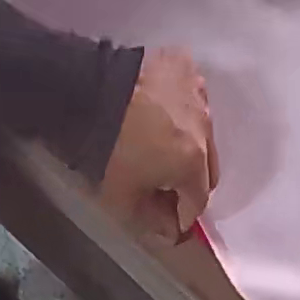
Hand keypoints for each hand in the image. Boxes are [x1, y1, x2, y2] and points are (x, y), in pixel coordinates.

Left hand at [99, 46, 218, 245]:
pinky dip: (179, 113)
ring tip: (159, 150)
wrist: (92, 95)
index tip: (170, 222)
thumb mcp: (126, 201)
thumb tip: (173, 232)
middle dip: (189, 184)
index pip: (198, 202)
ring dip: (187, 147)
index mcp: (193, 163)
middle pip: (206, 168)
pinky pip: (191, 100)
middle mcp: (205, 128)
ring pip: (202, 133)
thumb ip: (154, 221)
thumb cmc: (109, 156)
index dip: (183, 217)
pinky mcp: (186, 67)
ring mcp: (199, 93)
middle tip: (165, 188)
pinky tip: (157, 116)